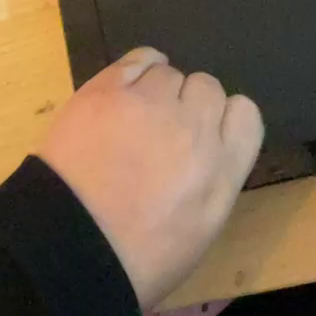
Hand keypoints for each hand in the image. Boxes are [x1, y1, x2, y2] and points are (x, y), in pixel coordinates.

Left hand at [37, 48, 263, 308]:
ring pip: (169, 73)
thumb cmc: (138, 258)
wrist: (70, 250)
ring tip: (135, 119)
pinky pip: (139, 58)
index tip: (205, 134)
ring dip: (158, 91)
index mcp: (222, 170)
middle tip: (164, 131)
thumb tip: (205, 146)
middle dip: (190, 104)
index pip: (246, 114)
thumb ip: (214, 176)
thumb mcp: (200, 228)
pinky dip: (139, 67)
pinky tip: (127, 86)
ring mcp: (149, 103)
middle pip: (207, 87)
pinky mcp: (108, 89)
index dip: (225, 120)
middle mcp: (193, 127)